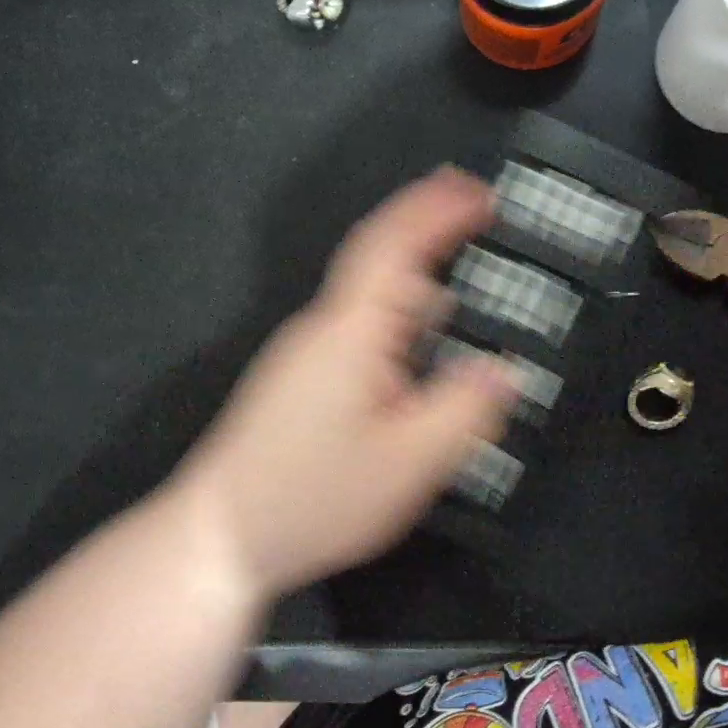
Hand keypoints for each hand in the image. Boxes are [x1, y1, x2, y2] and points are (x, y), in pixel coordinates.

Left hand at [175, 168, 518, 598]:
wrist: (219, 536)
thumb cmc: (313, 498)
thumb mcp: (408, 462)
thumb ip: (465, 410)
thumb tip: (508, 370)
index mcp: (351, 331)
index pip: (393, 243)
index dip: (437, 208)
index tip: (479, 190)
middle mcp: (325, 328)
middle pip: (380, 258)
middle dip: (431, 227)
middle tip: (481, 211)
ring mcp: (308, 353)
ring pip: (371, 295)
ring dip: (418, 271)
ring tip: (464, 270)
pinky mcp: (303, 381)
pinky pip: (362, 325)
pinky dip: (402, 312)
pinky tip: (423, 340)